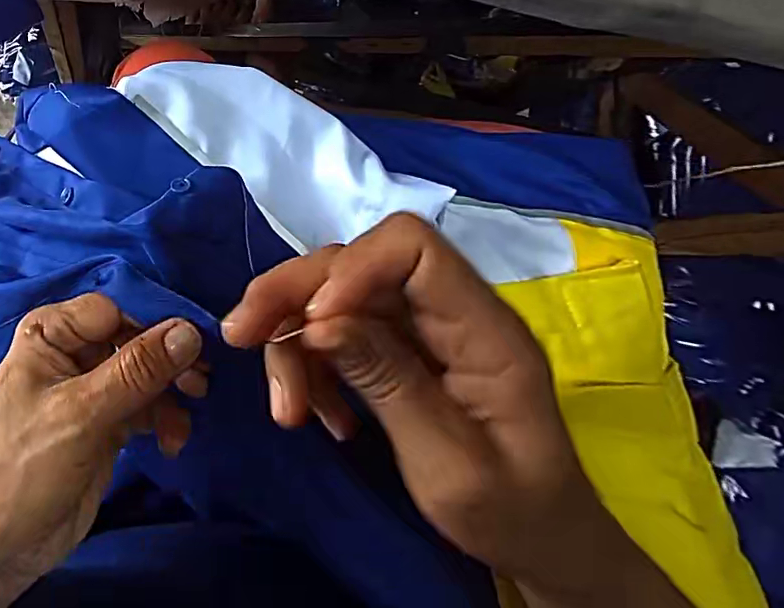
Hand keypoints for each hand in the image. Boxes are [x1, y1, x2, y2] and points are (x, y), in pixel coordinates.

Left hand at [0, 293, 204, 607]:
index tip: (196, 338)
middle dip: (170, 360)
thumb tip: (189, 331)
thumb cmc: (19, 473)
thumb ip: (137, 370)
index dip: (156, 322)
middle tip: (201, 379)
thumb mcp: (81, 414)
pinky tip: (172, 439)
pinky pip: (147, 403)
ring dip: (172, 391)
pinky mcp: (106, 420)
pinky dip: (164, 417)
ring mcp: (91, 387)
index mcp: (51, 333)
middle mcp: (72, 351)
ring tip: (190, 411)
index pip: (117, 308)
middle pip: (137, 338)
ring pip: (148, 371)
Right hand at [222, 213, 688, 607]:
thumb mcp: (449, 465)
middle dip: (296, 292)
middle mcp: (449, 307)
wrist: (542, 537)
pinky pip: (340, 329)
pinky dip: (312, 362)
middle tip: (241, 334)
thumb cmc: (512, 510)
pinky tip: (313, 411)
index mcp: (483, 325)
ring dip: (295, 338)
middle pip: (361, 261)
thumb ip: (387, 382)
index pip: (414, 247)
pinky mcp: (402, 344)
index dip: (354, 266)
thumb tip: (317, 321)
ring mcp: (423, 323)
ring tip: (286, 407)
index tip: (311, 322)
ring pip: (340, 293)